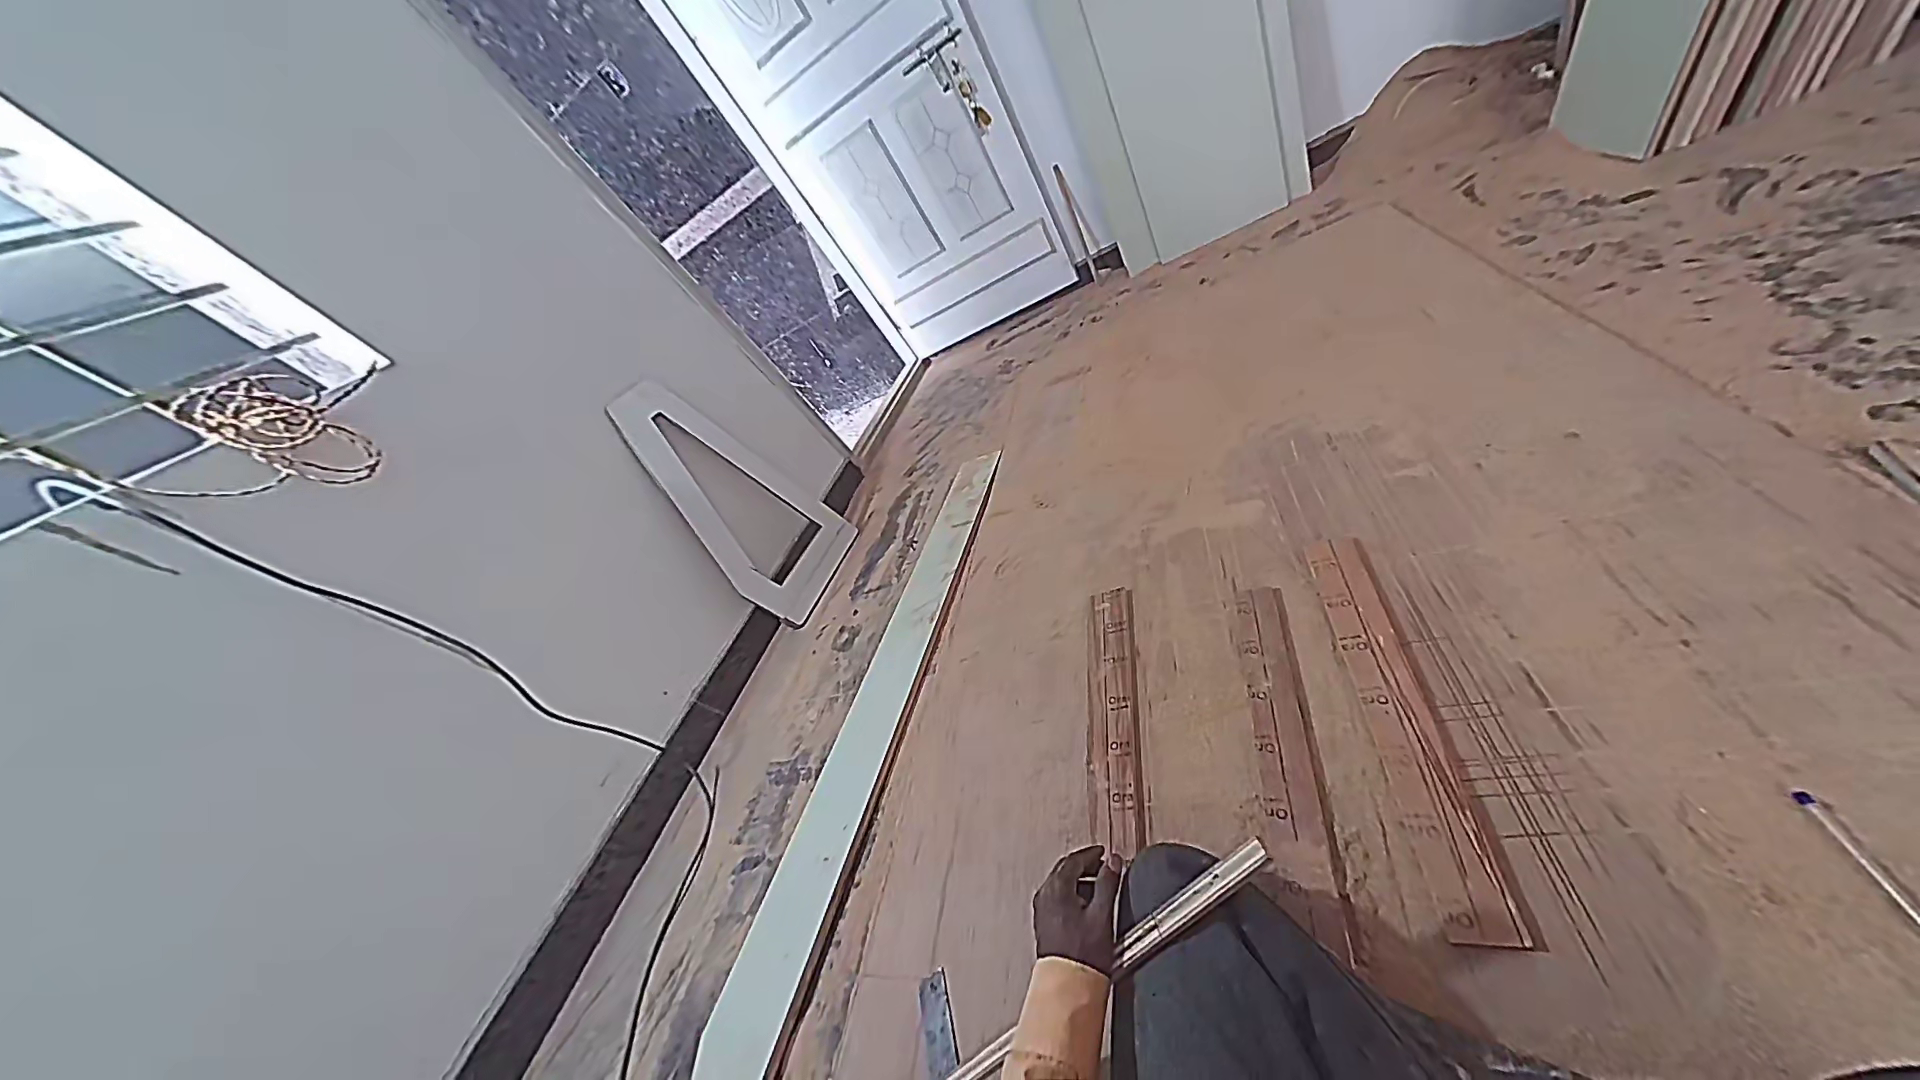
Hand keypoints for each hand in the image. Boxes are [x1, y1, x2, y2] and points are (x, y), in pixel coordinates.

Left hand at [1032, 845, 1121, 974]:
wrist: (1068, 986)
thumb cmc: (1083, 954)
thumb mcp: (1102, 914)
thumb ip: (1107, 883)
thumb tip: (1113, 862)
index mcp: (1056, 888)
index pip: (1073, 860)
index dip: (1090, 854)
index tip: (1101, 852)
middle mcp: (1045, 895)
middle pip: (1064, 870)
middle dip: (1084, 865)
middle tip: (1100, 865)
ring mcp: (1042, 910)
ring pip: (1060, 884)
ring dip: (1078, 880)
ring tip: (1097, 885)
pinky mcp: (1044, 923)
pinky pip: (1057, 898)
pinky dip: (1071, 893)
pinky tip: (1084, 904)